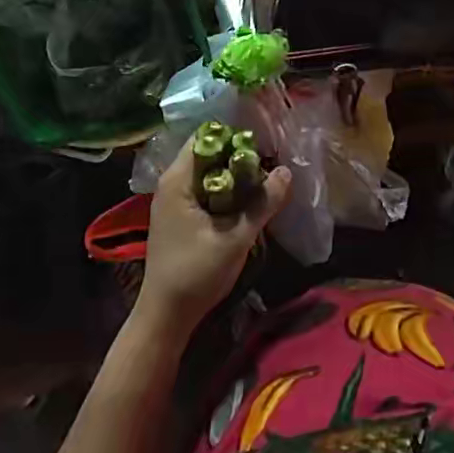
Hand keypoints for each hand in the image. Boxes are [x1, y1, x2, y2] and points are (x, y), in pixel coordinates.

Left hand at [134, 138, 293, 332]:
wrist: (166, 314)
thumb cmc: (196, 272)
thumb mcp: (236, 237)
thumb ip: (262, 203)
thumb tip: (287, 171)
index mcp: (178, 179)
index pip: (205, 138)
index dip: (234, 138)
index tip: (263, 147)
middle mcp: (172, 183)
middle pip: (208, 155)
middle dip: (238, 158)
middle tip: (269, 166)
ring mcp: (174, 201)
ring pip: (208, 175)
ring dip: (234, 178)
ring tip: (263, 183)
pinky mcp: (180, 217)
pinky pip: (205, 192)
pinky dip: (225, 194)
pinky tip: (246, 204)